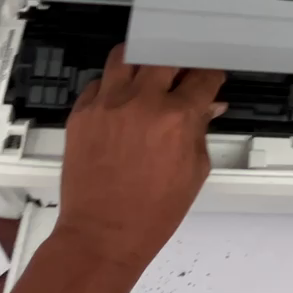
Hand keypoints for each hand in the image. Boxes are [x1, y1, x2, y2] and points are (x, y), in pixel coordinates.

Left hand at [53, 43, 227, 270]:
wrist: (102, 237)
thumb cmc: (151, 213)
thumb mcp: (194, 172)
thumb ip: (201, 130)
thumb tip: (208, 107)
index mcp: (177, 117)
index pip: (203, 76)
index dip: (211, 76)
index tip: (209, 79)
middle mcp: (142, 102)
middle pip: (166, 55)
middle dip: (178, 63)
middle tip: (179, 75)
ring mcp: (109, 105)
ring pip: (127, 55)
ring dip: (141, 61)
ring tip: (145, 73)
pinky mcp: (82, 114)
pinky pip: (98, 82)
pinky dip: (111, 85)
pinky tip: (119, 99)